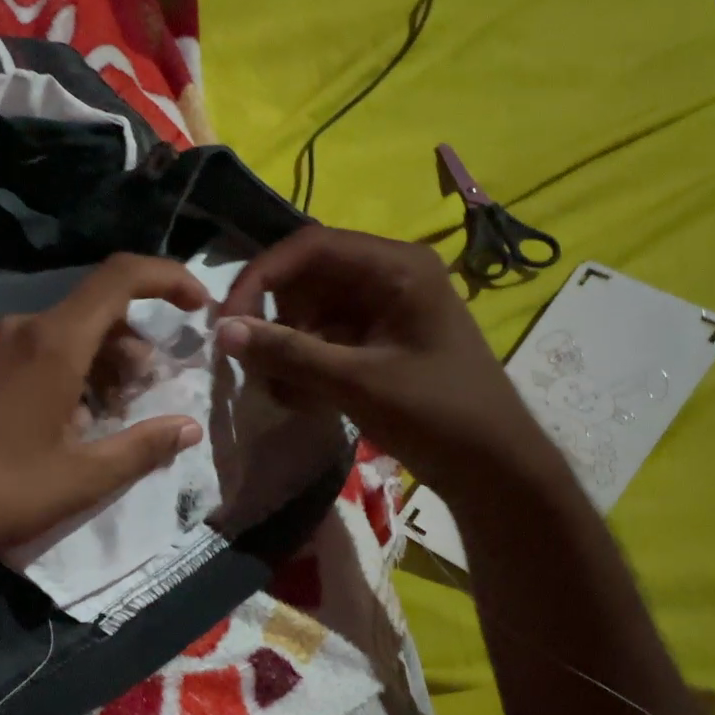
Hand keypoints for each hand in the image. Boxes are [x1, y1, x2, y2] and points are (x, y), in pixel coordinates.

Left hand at [0, 254, 208, 578]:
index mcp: (52, 342)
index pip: (120, 277)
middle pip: (93, 311)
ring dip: (97, 363)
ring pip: (61, 334)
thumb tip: (189, 428)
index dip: (167, 279)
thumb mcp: (83, 476)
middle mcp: (19, 329)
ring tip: (104, 418)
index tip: (196, 307)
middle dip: (132, 345)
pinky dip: (61, 372)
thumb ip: (143, 446)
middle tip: (145, 396)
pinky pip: (30, 353)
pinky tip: (61, 423)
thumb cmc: (5, 493)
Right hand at [215, 226, 564, 505]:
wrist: (492, 466)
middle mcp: (386, 278)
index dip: (260, 277)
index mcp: (396, 267)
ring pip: (306, 314)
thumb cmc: (437, 414)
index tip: (226, 322)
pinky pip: (320, 341)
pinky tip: (304, 401)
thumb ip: (289, 353)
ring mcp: (380, 311)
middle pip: (304, 280)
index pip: (310, 247)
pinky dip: (302, 367)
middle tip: (251, 365)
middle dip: (272, 321)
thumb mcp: (356, 382)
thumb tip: (222, 332)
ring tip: (285, 393)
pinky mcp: (374, 342)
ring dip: (285, 351)